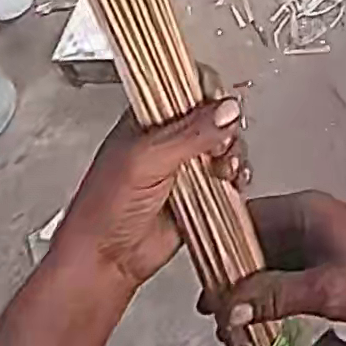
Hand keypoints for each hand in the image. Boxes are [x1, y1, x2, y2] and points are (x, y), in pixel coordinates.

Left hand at [49, 92, 248, 292]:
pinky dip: (239, 173)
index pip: (186, 82)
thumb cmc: (106, 208)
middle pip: (215, 110)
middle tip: (217, 145)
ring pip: (227, 139)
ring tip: (223, 168)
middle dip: (226, 125)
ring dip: (233, 151)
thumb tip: (228, 109)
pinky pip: (232, 169)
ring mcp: (188, 160)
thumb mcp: (146, 160)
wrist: (106, 262)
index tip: (217, 106)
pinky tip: (233, 181)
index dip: (207, 90)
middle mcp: (171, 133)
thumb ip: (190, 133)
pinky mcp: (203, 186)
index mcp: (150, 115)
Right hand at [205, 190, 345, 328]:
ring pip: (268, 252)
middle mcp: (306, 213)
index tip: (198, 271)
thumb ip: (273, 297)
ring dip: (249, 281)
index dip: (220, 241)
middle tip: (207, 305)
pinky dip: (268, 284)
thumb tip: (226, 310)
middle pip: (255, 235)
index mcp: (304, 209)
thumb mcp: (322, 289)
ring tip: (224, 317)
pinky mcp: (323, 250)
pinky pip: (284, 262)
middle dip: (232, 269)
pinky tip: (255, 312)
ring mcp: (315, 231)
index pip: (248, 215)